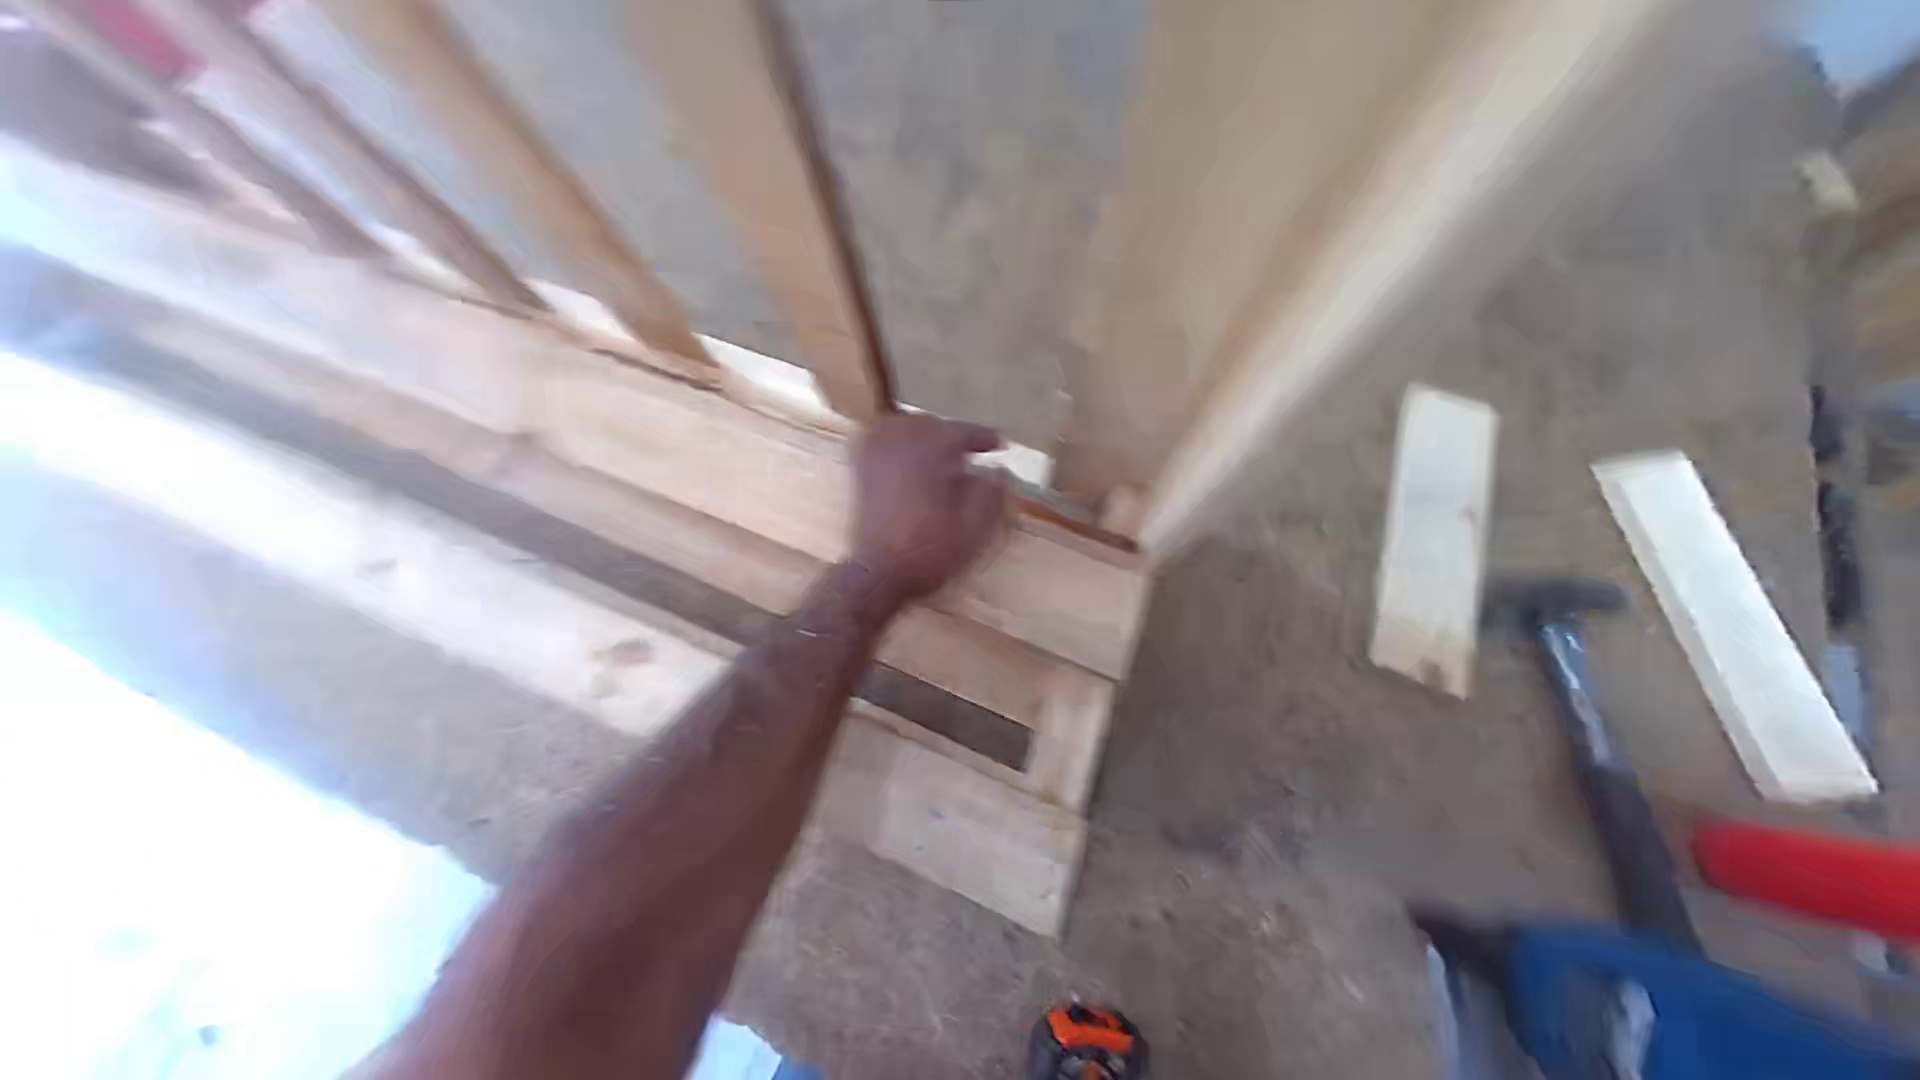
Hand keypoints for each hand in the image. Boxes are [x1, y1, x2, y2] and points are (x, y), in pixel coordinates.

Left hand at [850, 412, 1008, 601]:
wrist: (881, 574)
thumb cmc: (930, 553)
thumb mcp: (973, 529)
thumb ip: (990, 495)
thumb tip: (999, 471)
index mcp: (933, 457)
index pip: (962, 433)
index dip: (983, 436)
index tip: (1000, 445)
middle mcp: (903, 447)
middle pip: (932, 424)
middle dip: (954, 434)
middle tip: (973, 450)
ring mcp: (878, 457)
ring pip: (902, 425)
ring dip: (924, 431)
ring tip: (940, 447)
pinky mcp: (862, 472)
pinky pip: (874, 438)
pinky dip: (891, 436)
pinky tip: (901, 448)